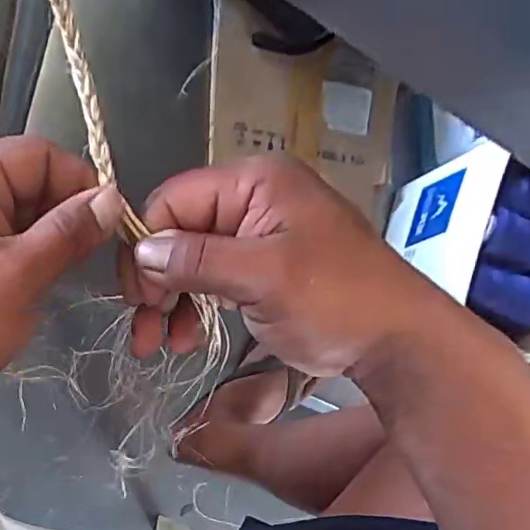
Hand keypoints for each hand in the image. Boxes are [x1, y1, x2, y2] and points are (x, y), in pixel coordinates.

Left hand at [0, 135, 126, 434]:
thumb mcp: (21, 273)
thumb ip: (69, 231)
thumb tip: (113, 200)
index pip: (38, 156)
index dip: (81, 182)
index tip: (112, 221)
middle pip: (30, 185)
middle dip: (67, 216)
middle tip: (97, 254)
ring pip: (22, 219)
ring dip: (52, 242)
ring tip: (73, 272)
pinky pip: (7, 245)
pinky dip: (32, 259)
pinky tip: (46, 283)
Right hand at [120, 155, 468, 378]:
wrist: (390, 339)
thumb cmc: (335, 301)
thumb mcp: (263, 277)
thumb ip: (199, 259)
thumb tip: (142, 251)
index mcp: (254, 185)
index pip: (174, 201)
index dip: (148, 246)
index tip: (139, 297)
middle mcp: (250, 204)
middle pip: (177, 234)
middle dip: (154, 282)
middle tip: (144, 329)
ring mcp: (254, 239)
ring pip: (187, 264)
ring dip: (168, 304)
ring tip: (161, 344)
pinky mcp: (257, 273)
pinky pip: (208, 284)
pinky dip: (191, 311)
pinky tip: (185, 338)